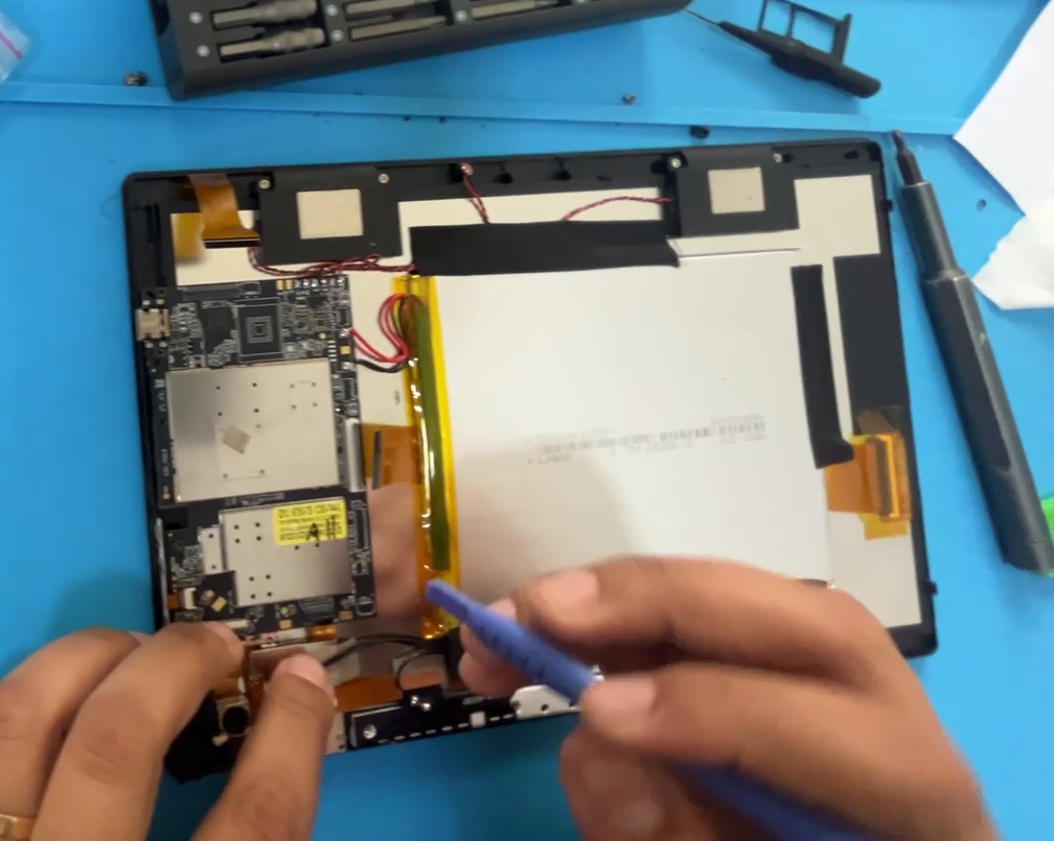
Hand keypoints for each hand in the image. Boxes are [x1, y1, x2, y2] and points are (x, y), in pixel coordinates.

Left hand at [0, 623, 335, 840]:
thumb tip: (283, 727)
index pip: (251, 833)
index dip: (288, 740)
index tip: (299, 679)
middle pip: (113, 745)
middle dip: (175, 666)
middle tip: (214, 645)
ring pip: (16, 720)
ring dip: (84, 658)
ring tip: (134, 650)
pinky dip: (14, 703)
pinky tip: (53, 701)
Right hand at [459, 557, 993, 840]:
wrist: (764, 834)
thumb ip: (668, 830)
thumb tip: (597, 751)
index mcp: (913, 812)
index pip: (856, 748)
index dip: (715, 713)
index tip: (591, 712)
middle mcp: (885, 725)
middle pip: (808, 627)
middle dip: (655, 602)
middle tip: (535, 612)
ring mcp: (818, 678)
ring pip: (734, 597)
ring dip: (599, 598)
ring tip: (500, 625)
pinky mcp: (743, 653)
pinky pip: (673, 609)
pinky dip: (590, 610)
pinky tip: (527, 631)